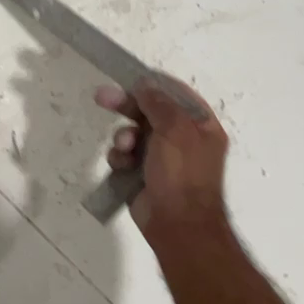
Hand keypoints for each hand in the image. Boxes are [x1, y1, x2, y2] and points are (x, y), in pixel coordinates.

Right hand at [94, 75, 228, 240]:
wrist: (176, 225)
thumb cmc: (182, 174)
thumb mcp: (175, 129)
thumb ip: (159, 103)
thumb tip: (145, 84)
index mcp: (201, 126)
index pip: (177, 95)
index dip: (154, 85)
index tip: (131, 78)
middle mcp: (183, 139)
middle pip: (150, 112)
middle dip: (127, 106)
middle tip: (101, 97)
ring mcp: (162, 158)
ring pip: (133, 134)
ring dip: (124, 137)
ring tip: (124, 147)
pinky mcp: (142, 175)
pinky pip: (125, 157)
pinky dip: (121, 159)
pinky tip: (122, 166)